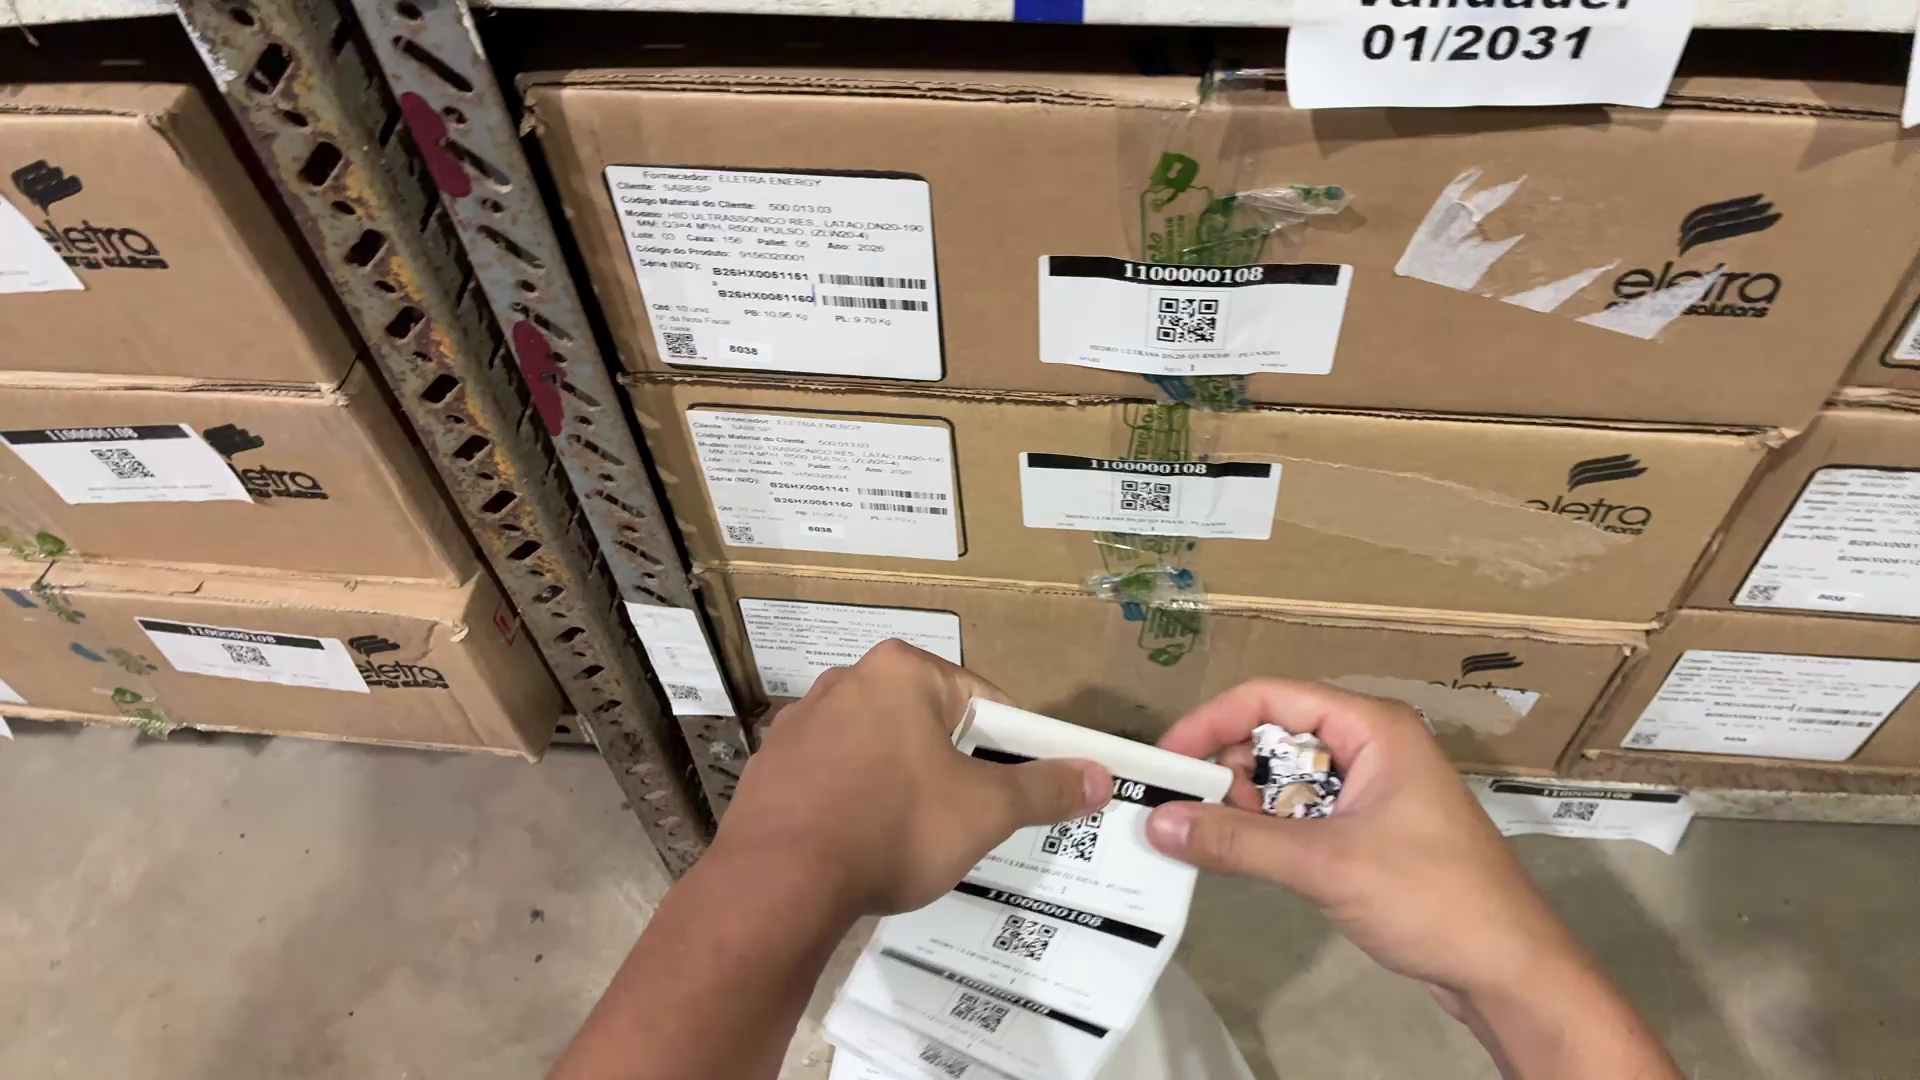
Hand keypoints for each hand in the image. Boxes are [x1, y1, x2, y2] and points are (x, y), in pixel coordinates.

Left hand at [714, 639, 1111, 915]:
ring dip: (902, 775)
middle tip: (965, 813)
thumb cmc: (893, 827)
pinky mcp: (773, 759)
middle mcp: (848, 678)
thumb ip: (1043, 788)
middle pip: (927, 717)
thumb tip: (1100, 776)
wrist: (777, 884)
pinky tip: (857, 834)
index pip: (980, 698)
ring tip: (910, 831)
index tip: (1016, 786)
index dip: (1009, 742)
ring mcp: (803, 718)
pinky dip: (854, 791)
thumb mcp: (982, 810)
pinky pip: (833, 768)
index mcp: (901, 671)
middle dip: (952, 761)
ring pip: (878, 741)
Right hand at [1142, 679, 1588, 999]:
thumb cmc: (1432, 898)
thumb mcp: (1325, 864)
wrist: (1518, 980)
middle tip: (1192, 807)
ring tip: (1222, 837)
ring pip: (1282, 774)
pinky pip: (1299, 808)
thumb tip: (1156, 824)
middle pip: (1272, 733)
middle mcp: (1366, 744)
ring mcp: (1368, 785)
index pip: (1268, 697)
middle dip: (1228, 768)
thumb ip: (1236, 841)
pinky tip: (1247, 852)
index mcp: (1369, 726)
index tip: (1168, 758)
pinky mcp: (1365, 824)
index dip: (1211, 720)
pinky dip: (1267, 825)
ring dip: (1246, 802)